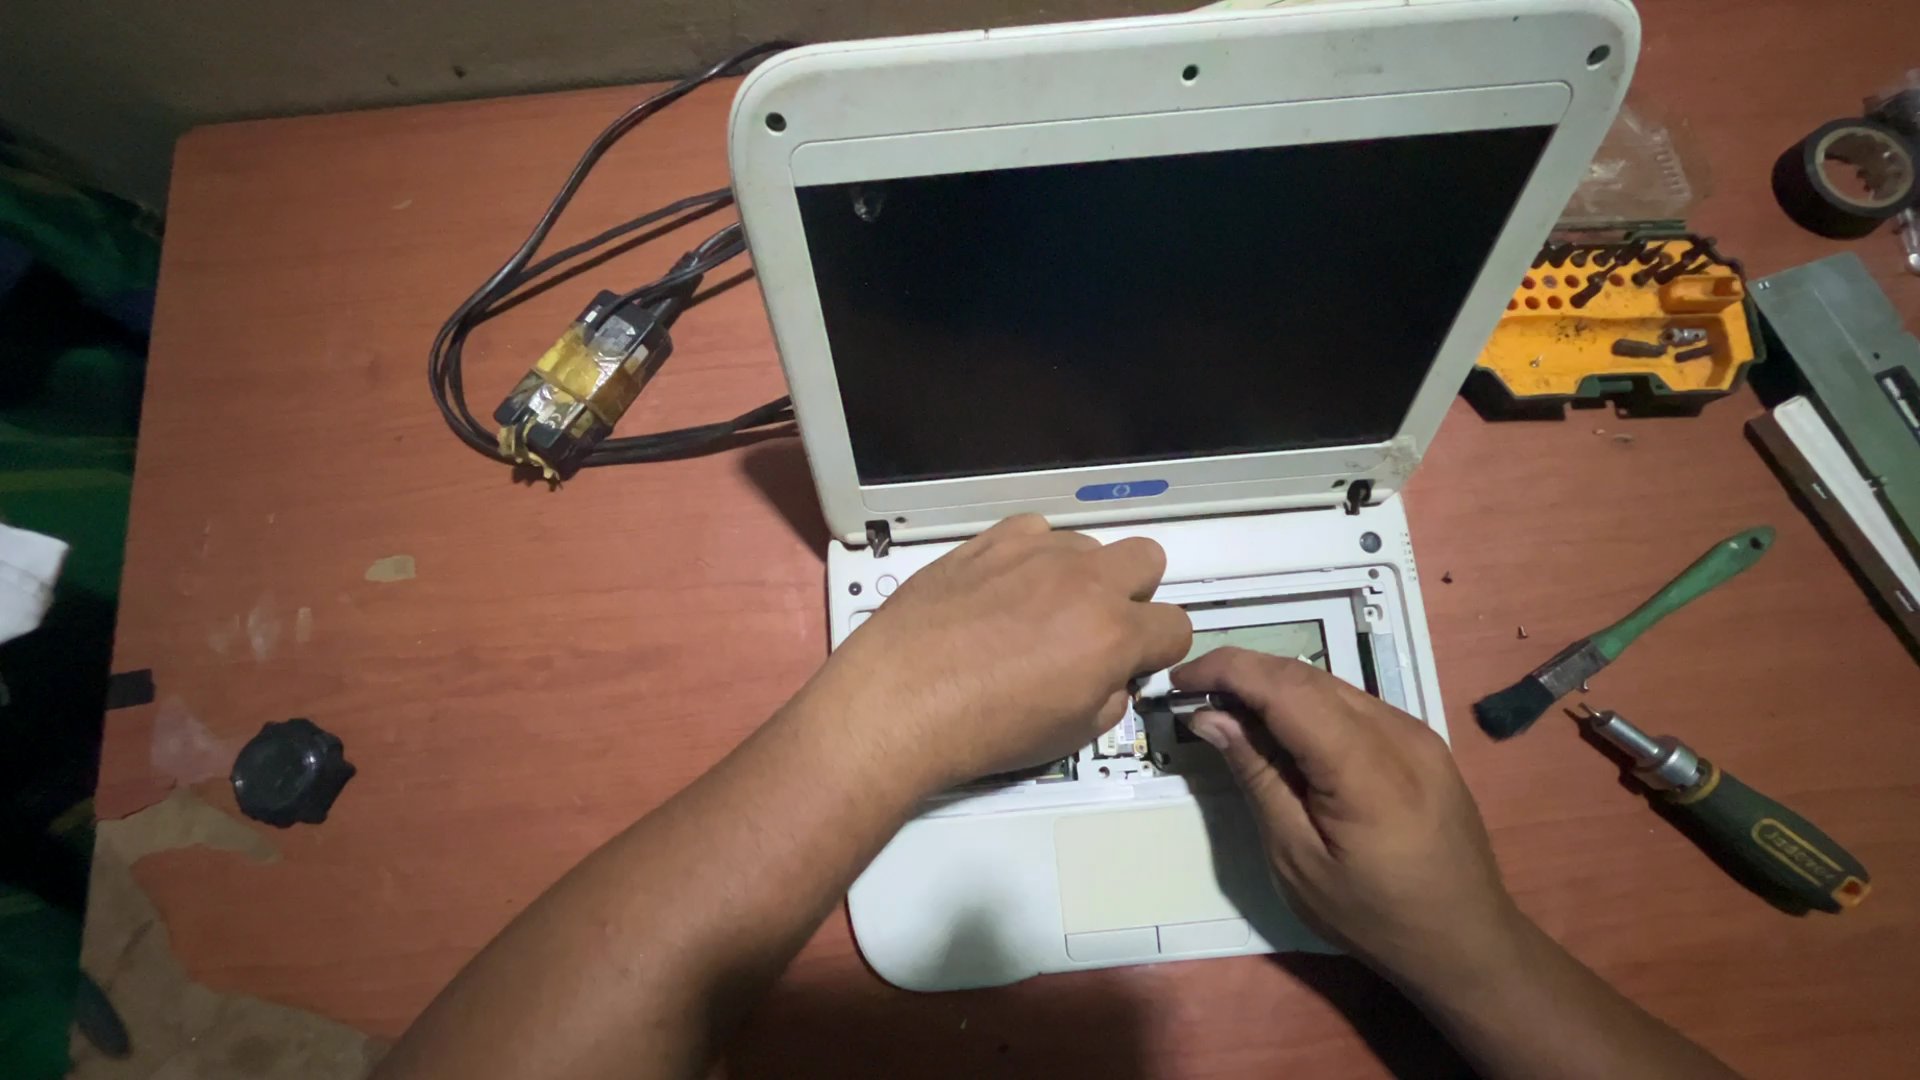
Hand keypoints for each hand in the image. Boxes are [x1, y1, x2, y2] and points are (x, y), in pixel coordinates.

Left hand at [812, 515, 1190, 789]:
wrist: (899, 699)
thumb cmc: (984, 730)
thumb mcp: (1070, 735)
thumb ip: (1112, 695)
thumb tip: (1112, 674)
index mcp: (1114, 633)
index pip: (1177, 625)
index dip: (1158, 650)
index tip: (1132, 663)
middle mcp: (1083, 580)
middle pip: (1148, 558)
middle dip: (1133, 593)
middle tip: (1094, 627)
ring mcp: (1033, 552)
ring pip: (1088, 544)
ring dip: (1078, 575)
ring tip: (1036, 610)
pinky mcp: (988, 540)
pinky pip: (1033, 530)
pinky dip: (1030, 556)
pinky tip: (1001, 587)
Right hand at [1174, 648, 1524, 994]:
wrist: (1468, 943)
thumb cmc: (1373, 915)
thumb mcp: (1296, 858)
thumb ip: (1256, 776)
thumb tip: (1210, 716)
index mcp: (1367, 770)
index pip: (1287, 689)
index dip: (1228, 671)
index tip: (1179, 681)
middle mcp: (1397, 733)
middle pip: (1303, 675)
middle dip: (1240, 671)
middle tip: (1191, 693)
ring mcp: (1413, 731)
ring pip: (1324, 681)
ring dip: (1267, 683)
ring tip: (1224, 707)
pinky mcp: (1417, 737)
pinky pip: (1345, 700)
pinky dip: (1298, 700)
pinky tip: (1275, 725)